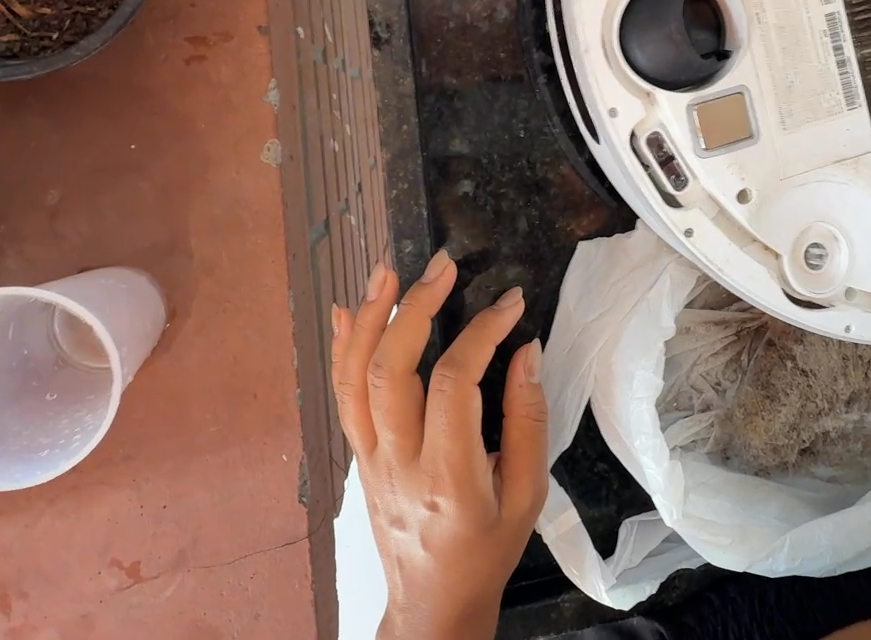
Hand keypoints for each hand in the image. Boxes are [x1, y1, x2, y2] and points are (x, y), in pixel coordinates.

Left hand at [332, 250, 547, 639]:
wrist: (433, 604)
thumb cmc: (487, 549)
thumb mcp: (528, 494)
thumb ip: (528, 419)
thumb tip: (526, 351)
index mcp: (448, 475)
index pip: (455, 383)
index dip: (482, 331)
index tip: (509, 302)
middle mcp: (397, 461)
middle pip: (390, 370)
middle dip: (415, 308)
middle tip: (442, 266)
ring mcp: (368, 457)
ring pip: (354, 377)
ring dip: (369, 316)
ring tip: (388, 270)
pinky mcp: (357, 455)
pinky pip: (341, 395)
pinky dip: (342, 346)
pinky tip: (347, 309)